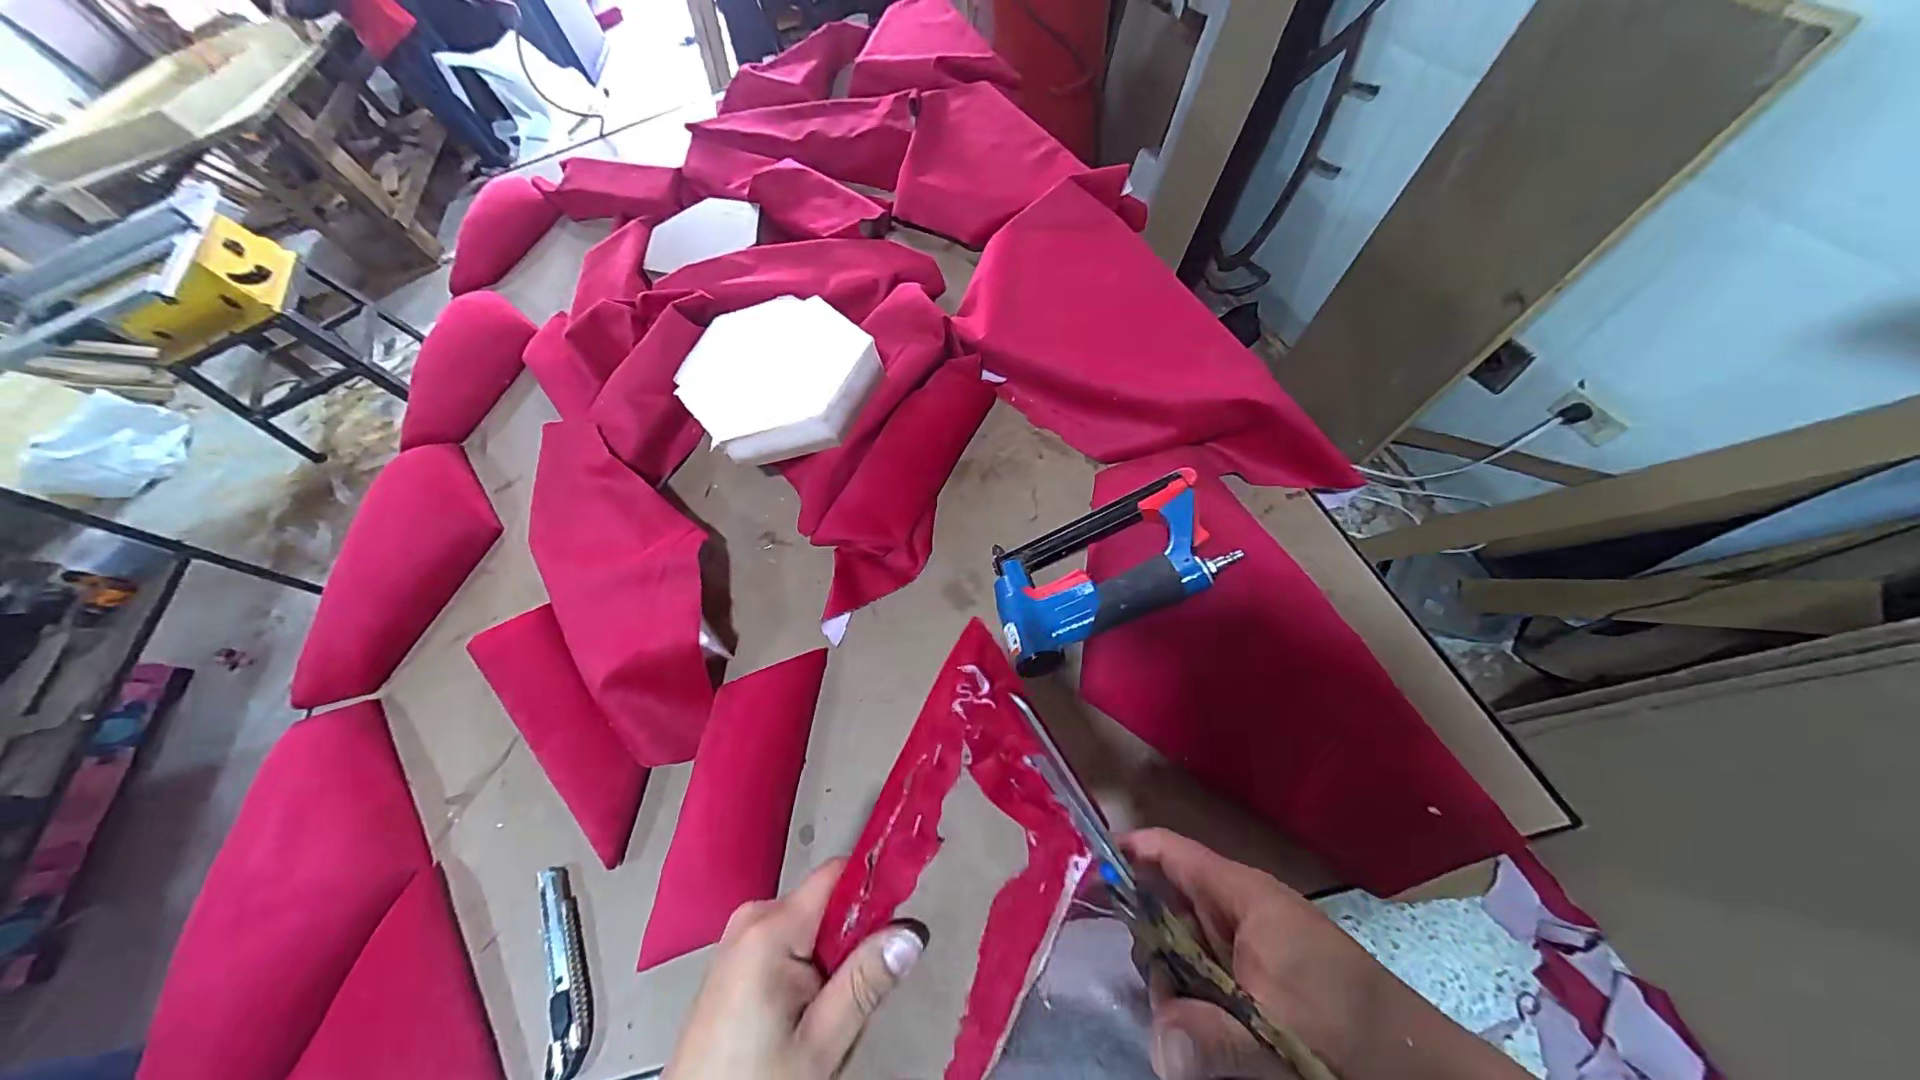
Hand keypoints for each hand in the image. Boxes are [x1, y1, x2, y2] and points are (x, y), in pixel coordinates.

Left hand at [664, 858, 927, 1079]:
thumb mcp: (820, 1043)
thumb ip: (865, 981)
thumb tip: (911, 932)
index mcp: (769, 928)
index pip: (839, 873)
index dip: (876, 887)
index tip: (902, 918)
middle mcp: (752, 920)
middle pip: (829, 905)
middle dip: (852, 946)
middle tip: (850, 1003)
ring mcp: (739, 939)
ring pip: (813, 929)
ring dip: (831, 966)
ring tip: (820, 1022)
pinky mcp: (735, 959)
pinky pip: (790, 944)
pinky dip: (807, 974)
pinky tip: (798, 1020)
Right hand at [1121, 829, 1528, 1079]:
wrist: (1421, 1068)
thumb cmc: (1345, 1024)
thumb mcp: (1276, 1027)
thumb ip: (1210, 1032)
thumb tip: (1157, 1044)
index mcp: (1239, 893)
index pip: (1169, 851)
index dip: (1127, 853)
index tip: (1087, 871)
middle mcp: (1238, 908)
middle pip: (1167, 904)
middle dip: (1152, 944)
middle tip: (1162, 993)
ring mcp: (1248, 943)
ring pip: (1184, 947)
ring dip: (1176, 985)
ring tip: (1193, 1027)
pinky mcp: (1258, 977)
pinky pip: (1207, 978)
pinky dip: (1197, 1003)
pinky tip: (1209, 1034)